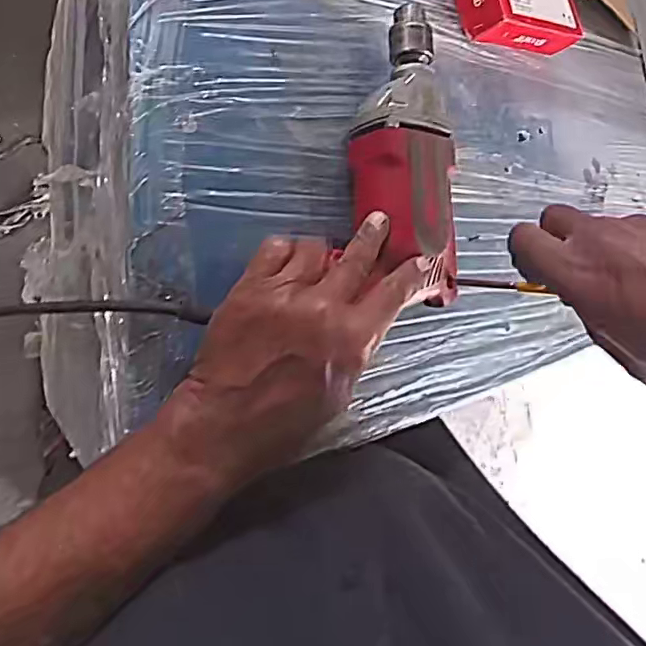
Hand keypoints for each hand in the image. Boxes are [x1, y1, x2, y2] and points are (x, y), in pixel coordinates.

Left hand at [150, 212, 431, 490]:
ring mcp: (285, 294)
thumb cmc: (282, 421)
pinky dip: (286, 251)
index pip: (394, 290)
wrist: (222, 424)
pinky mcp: (251, 287)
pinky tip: (287, 262)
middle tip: (379, 221)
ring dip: (323, 252)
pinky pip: (277, 248)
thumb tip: (370, 316)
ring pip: (317, 247)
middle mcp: (322, 309)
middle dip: (374, 235)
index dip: (414, 271)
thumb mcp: (341, 390)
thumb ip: (358, 345)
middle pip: (359, 255)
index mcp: (351, 339)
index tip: (422, 259)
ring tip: (319, 261)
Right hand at [508, 205, 645, 397]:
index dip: (525, 254)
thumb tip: (590, 308)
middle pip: (554, 218)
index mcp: (586, 276)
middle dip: (558, 242)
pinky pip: (641, 230)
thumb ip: (598, 323)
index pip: (524, 240)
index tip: (534, 267)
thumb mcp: (636, 360)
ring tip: (642, 287)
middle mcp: (608, 240)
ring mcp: (642, 225)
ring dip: (609, 249)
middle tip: (578, 271)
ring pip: (602, 226)